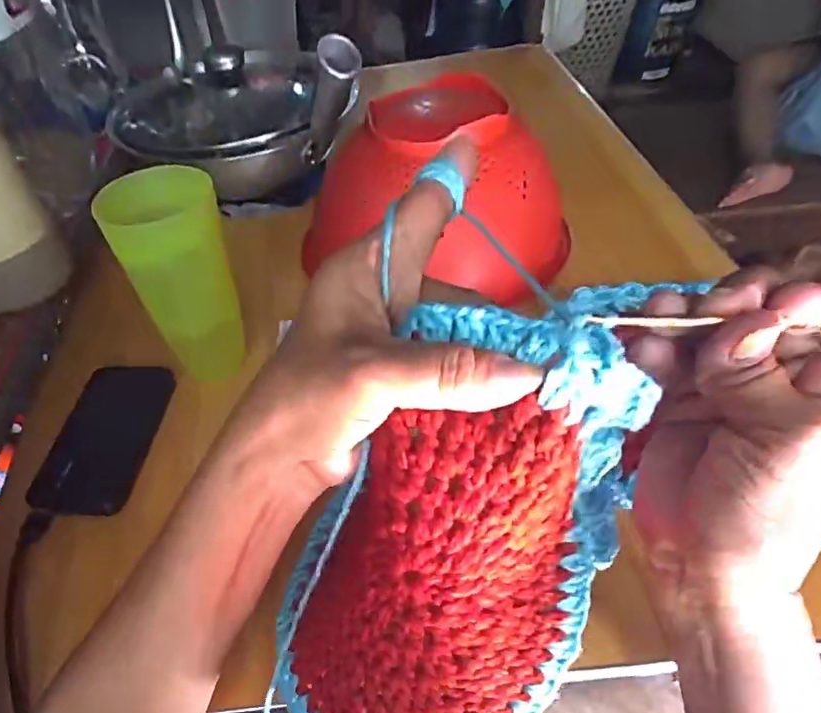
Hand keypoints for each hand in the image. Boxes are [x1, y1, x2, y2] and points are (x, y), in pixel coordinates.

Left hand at [225, 140, 543, 488]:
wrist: (275, 461)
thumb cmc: (306, 402)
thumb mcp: (374, 375)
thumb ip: (447, 370)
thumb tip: (528, 373)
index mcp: (362, 274)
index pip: (414, 216)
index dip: (448, 184)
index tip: (476, 143)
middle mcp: (377, 301)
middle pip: (450, 292)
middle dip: (494, 321)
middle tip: (546, 349)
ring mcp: (385, 344)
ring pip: (450, 337)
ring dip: (484, 360)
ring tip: (538, 380)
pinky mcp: (391, 382)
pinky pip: (440, 372)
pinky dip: (467, 384)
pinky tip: (502, 398)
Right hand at [625, 270, 820, 601]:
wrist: (700, 562)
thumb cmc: (770, 513)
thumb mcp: (790, 441)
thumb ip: (762, 378)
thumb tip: (738, 323)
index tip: (786, 306)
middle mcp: (799, 377)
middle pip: (782, 309)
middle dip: (747, 301)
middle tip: (714, 309)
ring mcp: (735, 386)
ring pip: (719, 327)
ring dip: (689, 315)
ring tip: (661, 315)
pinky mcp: (682, 400)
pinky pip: (669, 358)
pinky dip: (652, 345)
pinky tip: (637, 342)